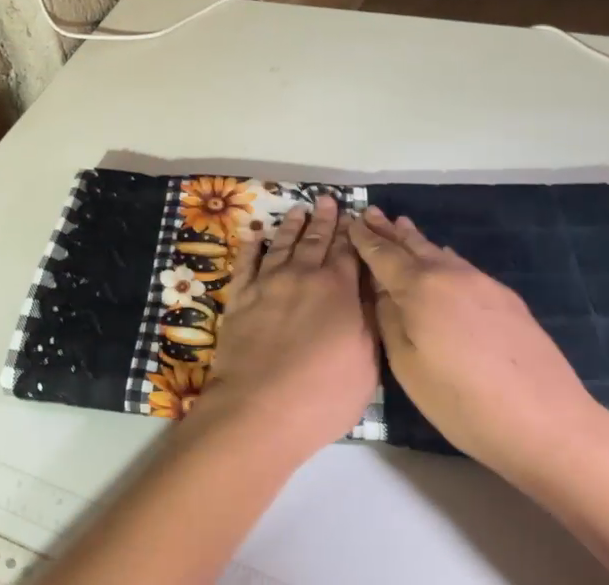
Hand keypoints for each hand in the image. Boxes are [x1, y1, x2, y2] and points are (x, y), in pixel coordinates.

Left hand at [202, 195, 378, 460]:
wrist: (260, 409)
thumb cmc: (323, 394)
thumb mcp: (367, 362)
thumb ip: (368, 320)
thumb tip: (369, 291)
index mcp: (338, 290)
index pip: (348, 252)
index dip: (353, 233)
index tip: (355, 216)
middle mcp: (302, 277)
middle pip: (315, 241)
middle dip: (324, 220)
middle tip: (327, 200)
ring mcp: (267, 285)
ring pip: (281, 245)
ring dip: (291, 226)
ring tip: (298, 210)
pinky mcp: (239, 299)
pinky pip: (245, 265)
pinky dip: (250, 248)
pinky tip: (254, 237)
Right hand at [347, 208, 600, 475]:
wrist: (545, 421)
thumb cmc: (462, 401)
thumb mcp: (408, 367)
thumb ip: (389, 321)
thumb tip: (383, 292)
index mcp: (419, 289)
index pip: (383, 255)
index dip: (364, 238)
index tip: (351, 220)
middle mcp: (451, 275)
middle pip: (413, 245)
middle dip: (389, 229)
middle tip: (371, 211)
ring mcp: (483, 284)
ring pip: (441, 254)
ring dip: (417, 240)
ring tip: (402, 226)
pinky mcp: (507, 300)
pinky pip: (463, 267)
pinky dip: (444, 258)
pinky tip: (444, 259)